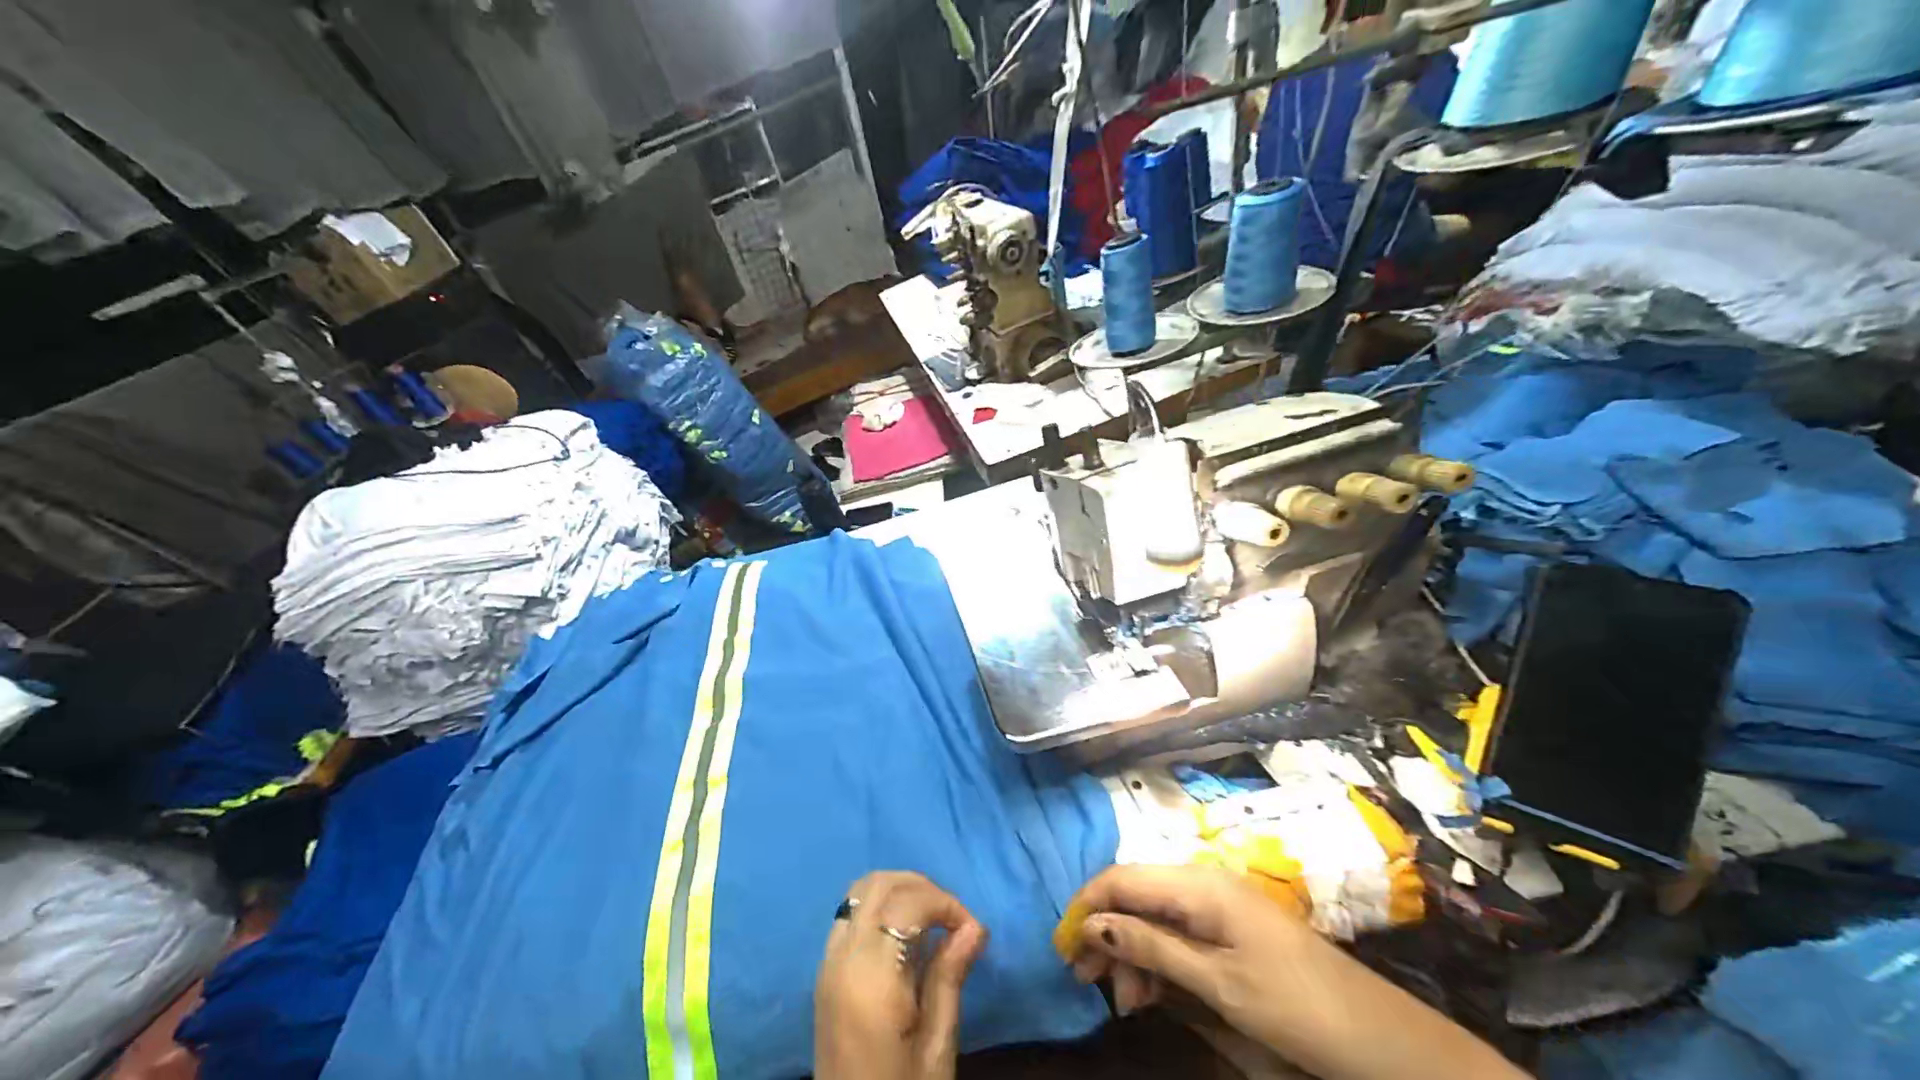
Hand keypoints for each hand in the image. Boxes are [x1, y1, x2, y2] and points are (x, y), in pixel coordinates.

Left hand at [815, 872, 987, 1079]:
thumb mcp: (936, 1045)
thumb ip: (950, 977)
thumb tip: (975, 926)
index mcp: (871, 977)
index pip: (907, 903)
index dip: (946, 903)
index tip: (972, 930)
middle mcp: (842, 957)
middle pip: (879, 883)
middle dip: (923, 887)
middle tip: (954, 919)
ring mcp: (827, 962)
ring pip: (860, 891)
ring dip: (899, 891)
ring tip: (932, 921)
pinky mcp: (823, 972)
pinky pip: (849, 914)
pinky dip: (879, 906)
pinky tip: (903, 935)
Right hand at [1063, 865, 1526, 1079]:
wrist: (1379, 1037)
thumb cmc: (1294, 1006)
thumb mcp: (1216, 983)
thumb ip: (1151, 948)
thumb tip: (1092, 924)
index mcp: (1199, 885)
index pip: (1121, 878)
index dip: (1086, 908)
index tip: (1063, 949)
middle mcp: (1203, 882)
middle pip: (1134, 895)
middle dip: (1107, 934)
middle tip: (1089, 983)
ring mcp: (1218, 905)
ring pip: (1152, 916)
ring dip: (1131, 953)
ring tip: (1128, 1001)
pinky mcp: (1229, 928)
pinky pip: (1177, 932)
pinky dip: (1157, 959)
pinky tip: (1152, 993)